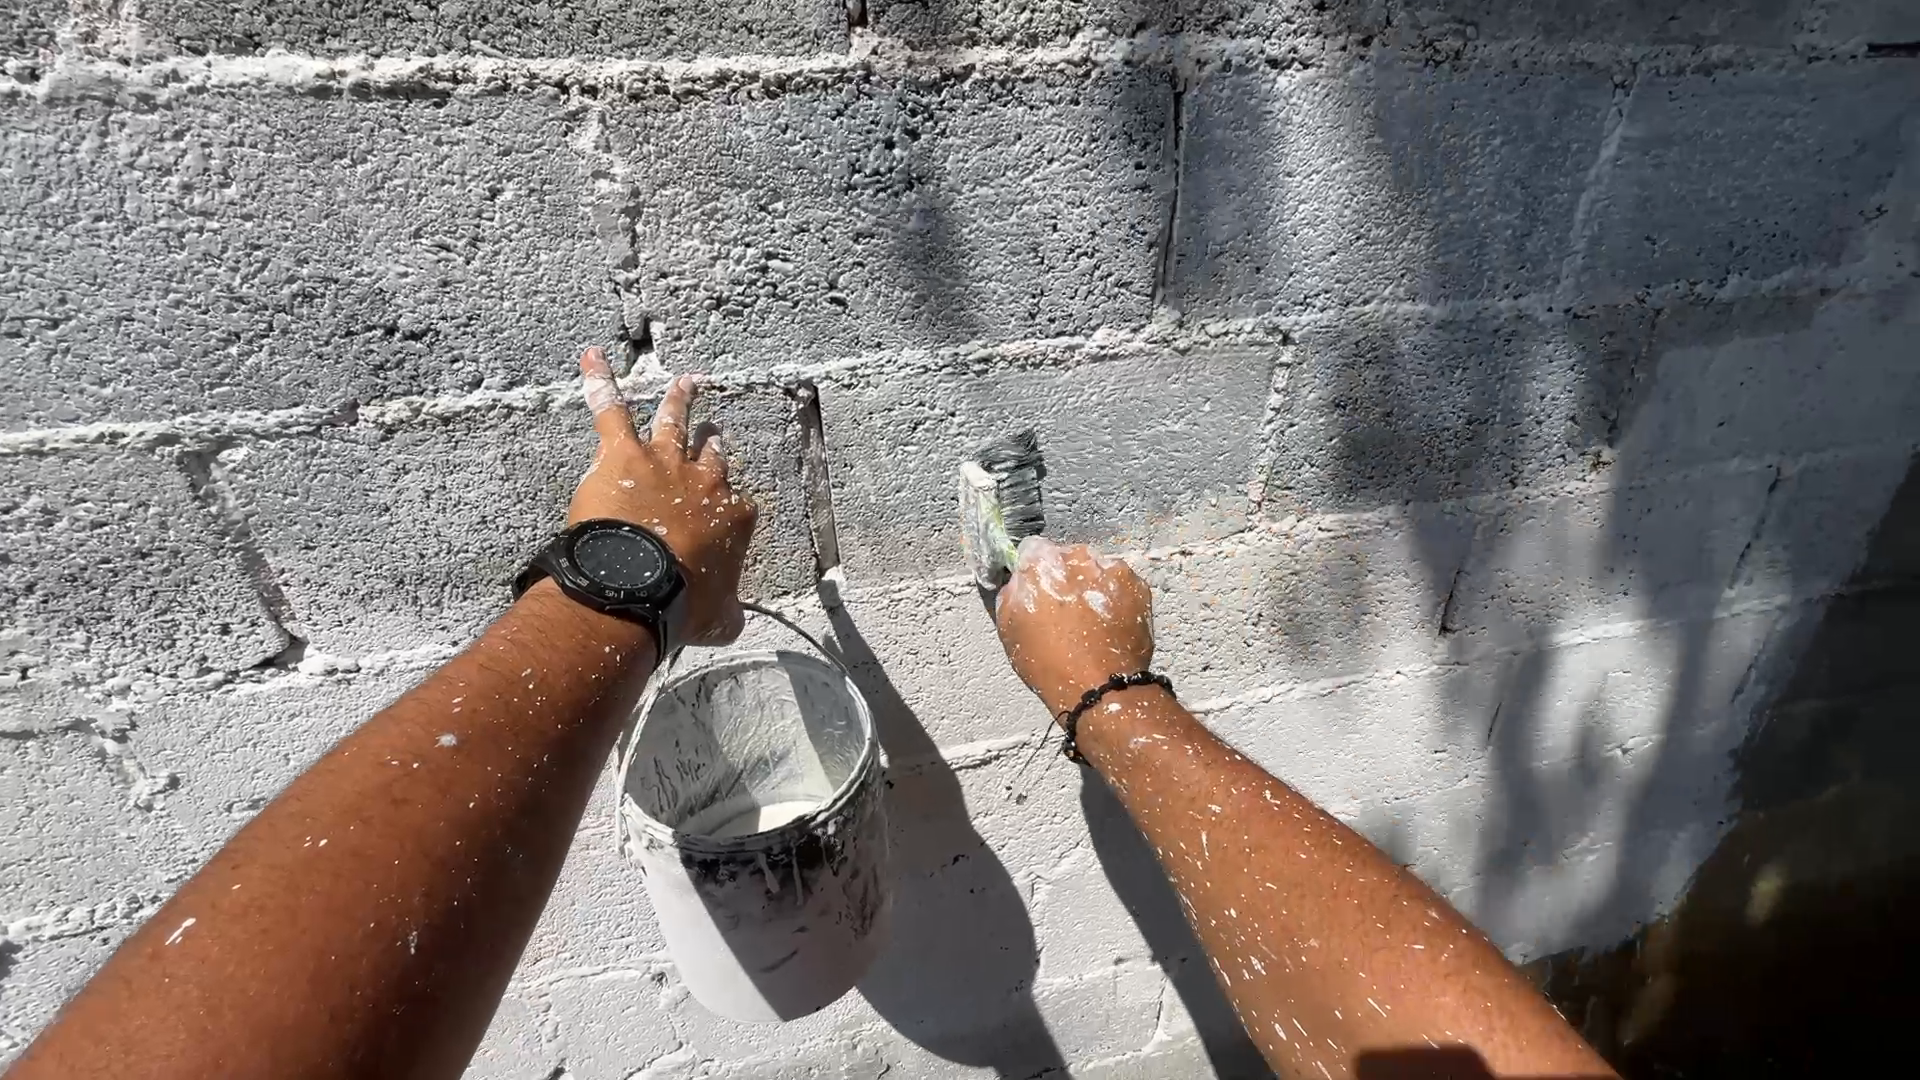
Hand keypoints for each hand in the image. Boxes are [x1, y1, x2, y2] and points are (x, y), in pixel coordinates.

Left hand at [570, 347, 756, 645]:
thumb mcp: (719, 618)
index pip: (738, 505)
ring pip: (675, 422)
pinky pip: (612, 410)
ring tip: (686, 383)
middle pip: (713, 457)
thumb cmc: (683, 602)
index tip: (721, 516)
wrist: (641, 586)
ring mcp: (666, 463)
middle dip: (713, 444)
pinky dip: (601, 383)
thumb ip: (728, 614)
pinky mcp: (625, 454)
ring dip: (680, 401)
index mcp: (733, 517)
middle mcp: (706, 482)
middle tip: (713, 433)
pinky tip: (592, 356)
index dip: (728, 509)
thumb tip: (733, 622)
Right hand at [994, 536, 1155, 717]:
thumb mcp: (1009, 628)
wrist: (1099, 688)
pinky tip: (1110, 626)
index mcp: (1041, 561)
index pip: (1033, 549)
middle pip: (1069, 558)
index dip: (1034, 570)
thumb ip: (1011, 592)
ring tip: (1091, 623)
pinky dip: (1118, 599)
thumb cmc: (1048, 662)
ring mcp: (1112, 570)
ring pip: (1098, 570)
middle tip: (1065, 611)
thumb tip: (1019, 579)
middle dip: (1067, 577)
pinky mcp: (1138, 587)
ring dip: (1093, 586)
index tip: (1038, 589)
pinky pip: (1122, 585)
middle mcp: (1078, 556)